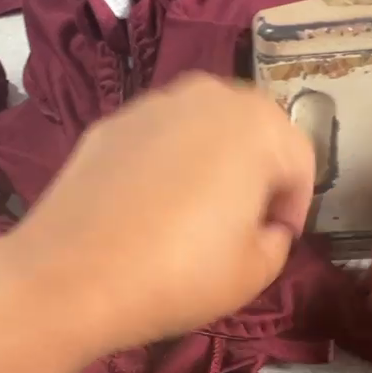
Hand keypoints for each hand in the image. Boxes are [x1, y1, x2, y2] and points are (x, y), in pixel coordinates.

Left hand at [3, 73, 314, 354]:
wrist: (71, 276)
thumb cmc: (179, 274)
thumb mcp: (254, 273)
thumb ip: (277, 240)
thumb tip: (266, 226)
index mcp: (257, 125)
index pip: (300, 161)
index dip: (295, 207)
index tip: (277, 241)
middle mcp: (208, 97)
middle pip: (253, 132)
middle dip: (256, 174)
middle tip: (242, 225)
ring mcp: (152, 105)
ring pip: (203, 129)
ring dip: (211, 163)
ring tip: (194, 215)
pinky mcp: (108, 125)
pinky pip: (157, 140)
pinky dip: (165, 164)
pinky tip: (148, 209)